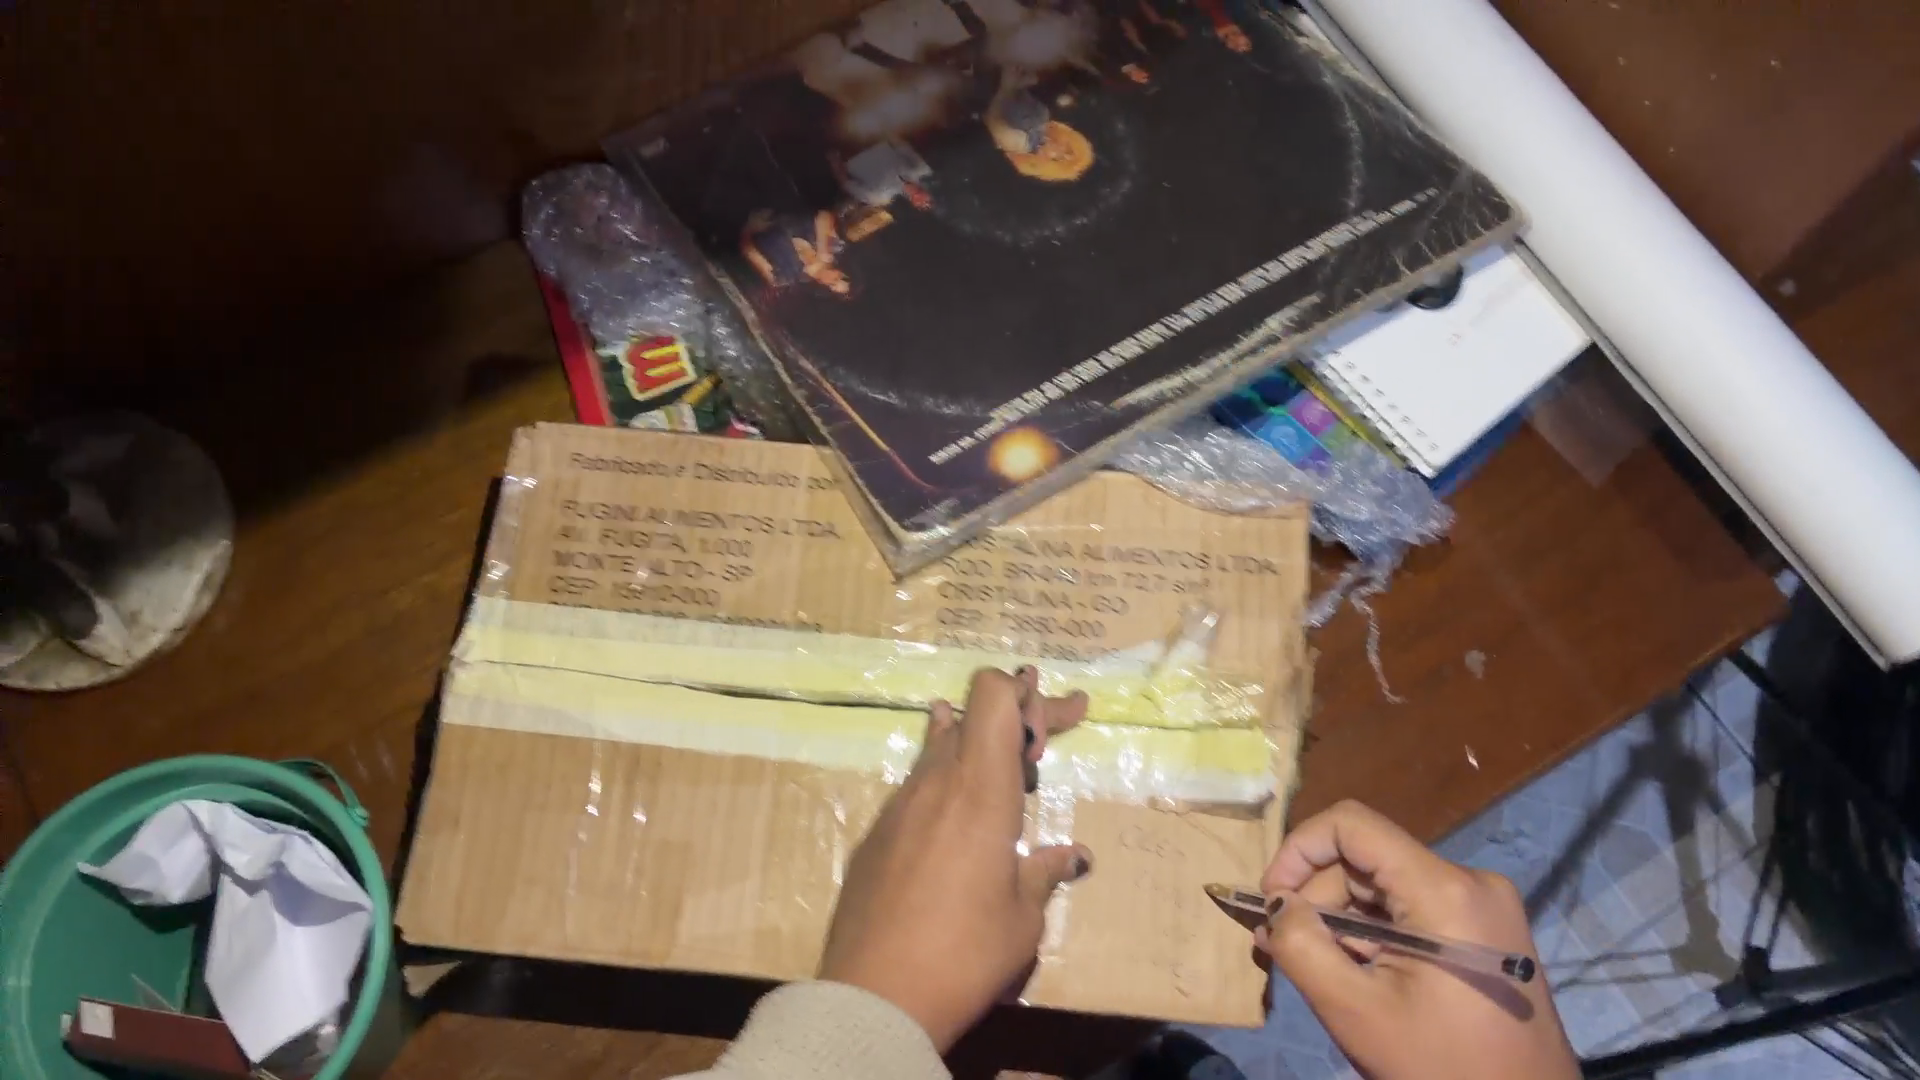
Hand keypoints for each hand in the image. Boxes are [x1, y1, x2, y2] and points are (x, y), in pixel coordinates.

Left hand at [819, 667, 1091, 1050]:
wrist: (873, 994)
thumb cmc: (964, 952)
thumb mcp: (1022, 918)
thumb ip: (1043, 873)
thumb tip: (1073, 856)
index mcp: (981, 788)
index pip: (994, 695)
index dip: (1026, 695)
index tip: (1055, 729)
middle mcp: (938, 780)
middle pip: (975, 713)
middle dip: (1017, 716)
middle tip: (1045, 741)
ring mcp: (902, 801)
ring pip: (942, 742)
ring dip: (978, 743)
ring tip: (1006, 755)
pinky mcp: (880, 829)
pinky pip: (919, 780)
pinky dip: (947, 775)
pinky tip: (955, 799)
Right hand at [1257, 801, 1579, 1079]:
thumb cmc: (1443, 1070)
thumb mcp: (1354, 1011)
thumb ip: (1299, 944)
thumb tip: (1275, 903)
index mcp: (1445, 890)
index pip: (1350, 824)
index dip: (1299, 848)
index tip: (1273, 898)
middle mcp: (1469, 881)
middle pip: (1362, 859)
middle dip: (1316, 896)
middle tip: (1287, 944)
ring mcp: (1481, 904)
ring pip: (1380, 884)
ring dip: (1340, 919)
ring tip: (1317, 966)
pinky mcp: (1483, 928)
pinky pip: (1406, 906)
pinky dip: (1370, 931)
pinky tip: (1353, 969)